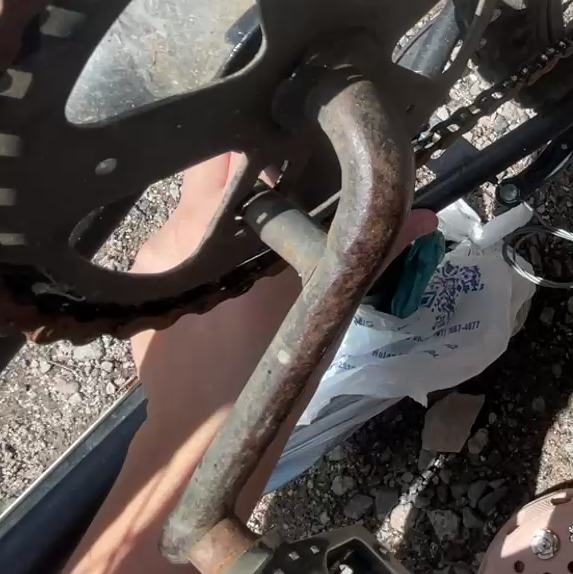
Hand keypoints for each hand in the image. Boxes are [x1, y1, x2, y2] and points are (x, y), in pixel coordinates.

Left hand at [127, 154, 437, 414]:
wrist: (201, 432)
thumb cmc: (268, 361)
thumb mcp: (328, 302)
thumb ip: (373, 251)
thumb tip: (426, 216)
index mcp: (215, 228)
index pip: (225, 156)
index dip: (261, 142)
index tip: (296, 144)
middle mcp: (172, 234)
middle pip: (211, 180)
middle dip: (252, 178)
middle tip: (295, 189)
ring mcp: (151, 262)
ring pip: (197, 214)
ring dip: (231, 215)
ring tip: (270, 233)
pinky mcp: (146, 290)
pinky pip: (181, 247)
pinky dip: (210, 246)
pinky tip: (236, 272)